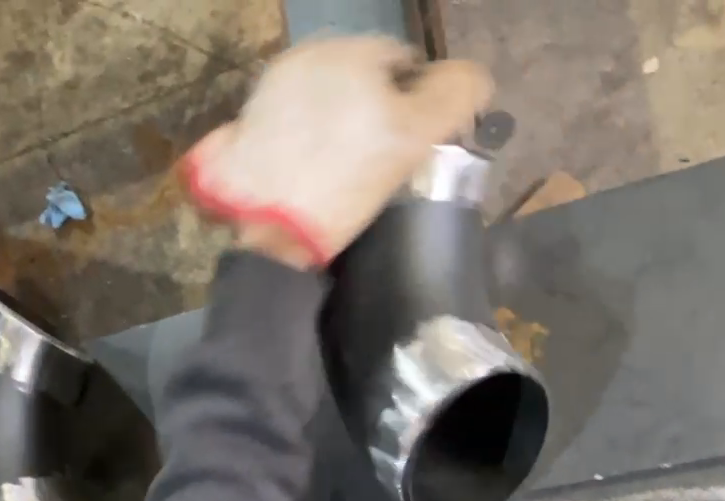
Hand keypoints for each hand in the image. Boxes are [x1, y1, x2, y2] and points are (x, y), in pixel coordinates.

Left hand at [181, 37, 493, 268]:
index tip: (414, 144)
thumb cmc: (344, 180)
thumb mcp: (412, 138)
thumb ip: (450, 97)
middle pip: (360, 82)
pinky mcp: (248, 126)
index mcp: (353, 52)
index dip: (416, 103)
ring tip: (345, 175)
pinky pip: (292, 128)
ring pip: (325, 104)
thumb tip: (476, 79)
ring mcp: (272, 91)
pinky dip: (305, 146)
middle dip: (375, 113)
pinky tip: (312, 178)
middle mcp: (308, 58)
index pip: (403, 64)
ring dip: (340, 129)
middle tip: (379, 164)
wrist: (267, 225)